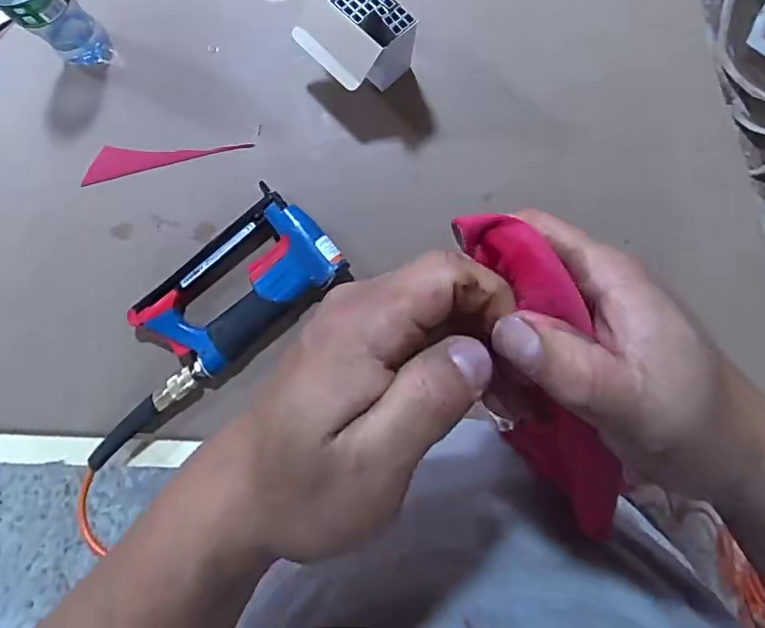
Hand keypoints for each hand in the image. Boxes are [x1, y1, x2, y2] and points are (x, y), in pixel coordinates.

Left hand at [194, 250, 515, 562]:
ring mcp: (353, 316)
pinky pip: (413, 324)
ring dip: (474, 342)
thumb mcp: (374, 462)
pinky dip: (447, 350)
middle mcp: (358, 301)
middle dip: (491, 325)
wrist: (242, 495)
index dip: (494, 297)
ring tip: (504, 401)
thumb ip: (428, 399)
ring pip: (432, 303)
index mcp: (363, 319)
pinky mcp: (353, 337)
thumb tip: (480, 350)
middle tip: (522, 391)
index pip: (445, 270)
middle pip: (442, 283)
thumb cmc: (305, 488)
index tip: (522, 354)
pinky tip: (466, 394)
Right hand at [486, 210, 764, 501]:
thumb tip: (499, 325)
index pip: (532, 228)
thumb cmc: (695, 424)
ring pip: (526, 302)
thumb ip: (566, 363)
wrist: (745, 465)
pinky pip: (540, 332)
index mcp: (606, 273)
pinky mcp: (590, 340)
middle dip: (489, 298)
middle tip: (465, 343)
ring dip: (503, 333)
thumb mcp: (629, 400)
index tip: (453, 285)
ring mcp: (592, 311)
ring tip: (488, 377)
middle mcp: (594, 281)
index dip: (488, 242)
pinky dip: (520, 353)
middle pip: (521, 265)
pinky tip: (511, 388)